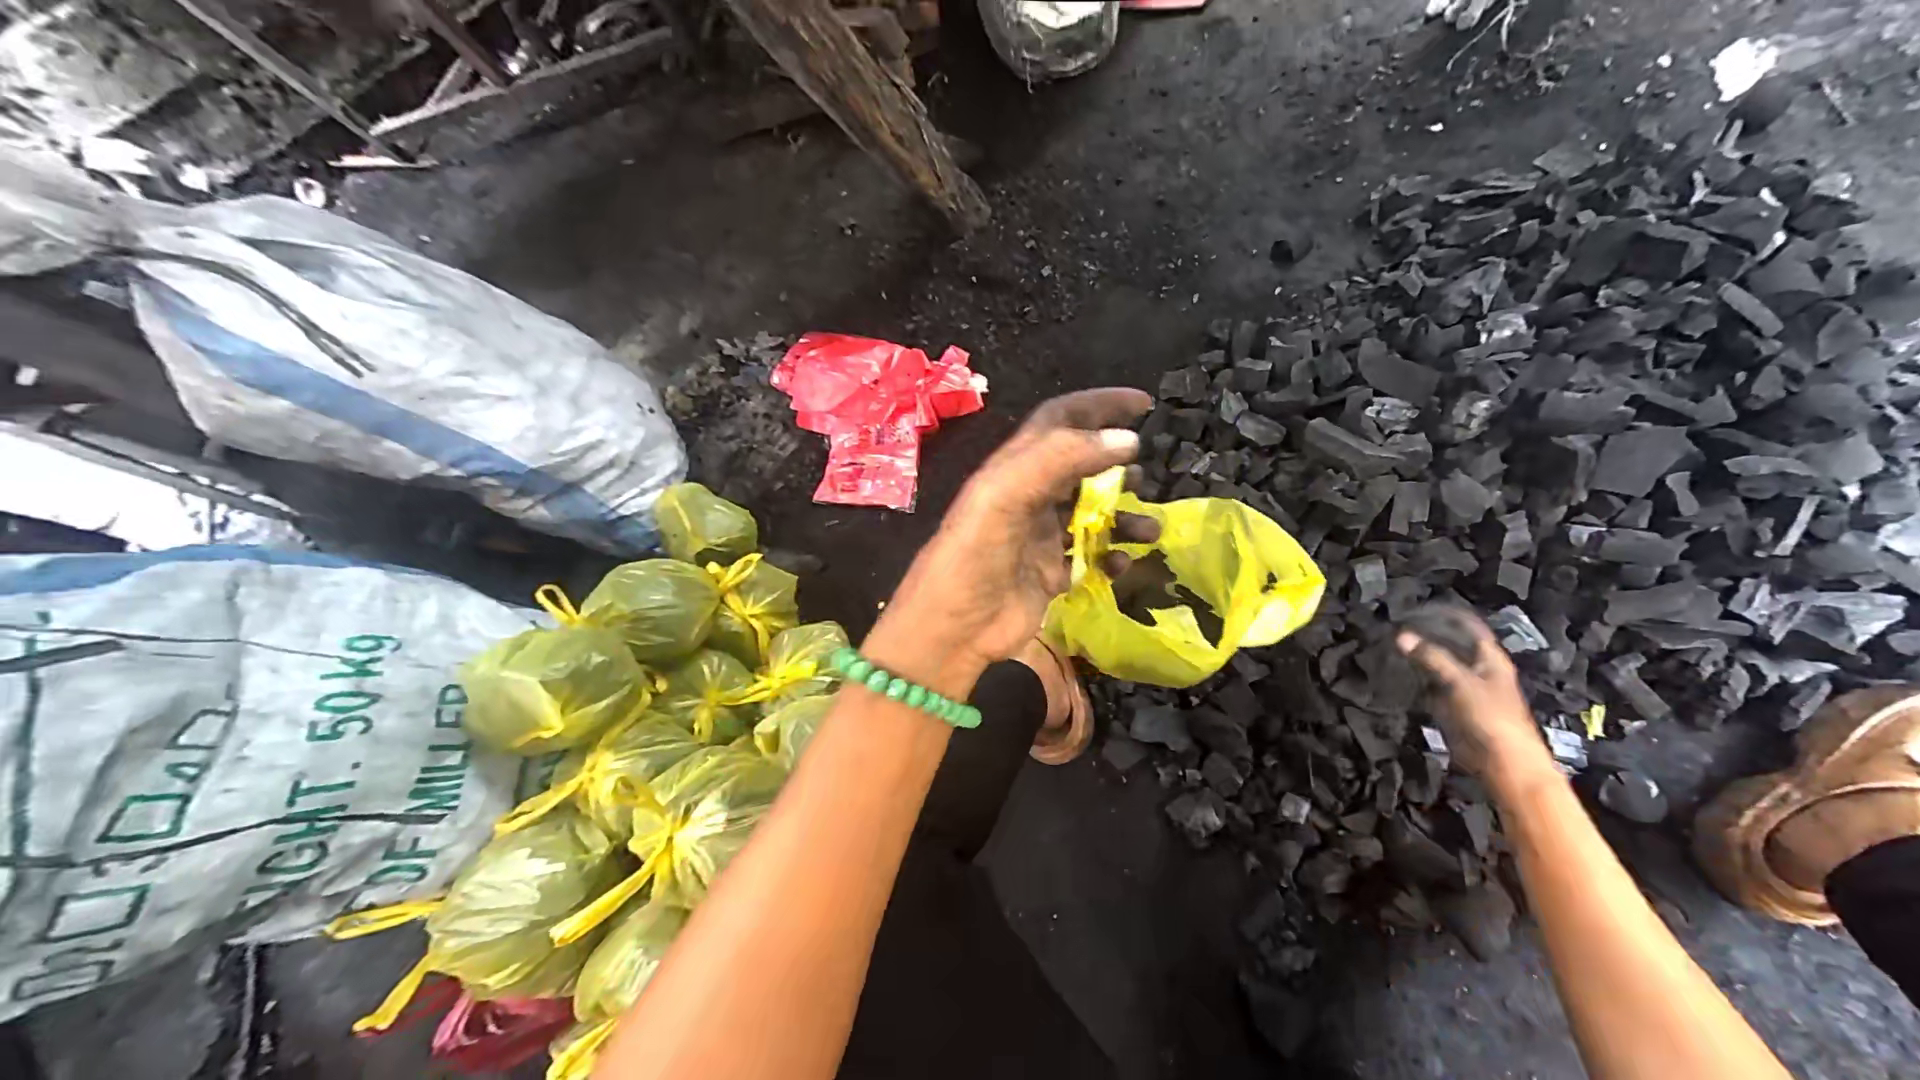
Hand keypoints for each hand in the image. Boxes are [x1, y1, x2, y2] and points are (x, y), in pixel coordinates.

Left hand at [868, 388, 1158, 693]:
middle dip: (1117, 465)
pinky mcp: (1052, 572)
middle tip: (1145, 475)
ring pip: (1094, 512)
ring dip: (1125, 515)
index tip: (1144, 403)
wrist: (954, 628)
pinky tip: (1122, 563)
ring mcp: (1042, 535)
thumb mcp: (1006, 496)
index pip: (1061, 420)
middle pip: (1083, 465)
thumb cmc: (974, 555)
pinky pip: (1093, 555)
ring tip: (1149, 527)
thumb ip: (1062, 458)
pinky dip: (1113, 555)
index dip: (1099, 404)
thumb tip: (1127, 440)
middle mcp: (1030, 496)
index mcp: (1015, 468)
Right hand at [1395, 608, 1555, 795]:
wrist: (1501, 762)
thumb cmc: (1491, 717)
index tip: (1415, 609)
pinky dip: (1414, 676)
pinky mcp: (1450, 704)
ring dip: (1417, 655)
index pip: (1467, 625)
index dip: (1444, 615)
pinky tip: (1395, 670)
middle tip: (1395, 625)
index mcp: (1490, 658)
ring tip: (1389, 644)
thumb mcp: (1461, 682)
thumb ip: (1431, 657)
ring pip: (1436, 663)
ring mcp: (1463, 687)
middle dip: (1425, 634)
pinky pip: (1429, 683)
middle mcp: (1477, 668)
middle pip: (1449, 643)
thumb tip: (1401, 635)